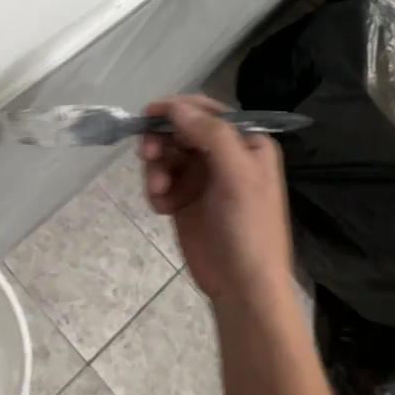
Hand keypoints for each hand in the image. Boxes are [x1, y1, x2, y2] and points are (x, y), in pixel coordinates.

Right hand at [140, 95, 295, 309]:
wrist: (242, 286)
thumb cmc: (249, 228)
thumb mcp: (237, 177)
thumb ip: (210, 136)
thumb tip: (176, 108)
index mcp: (247, 144)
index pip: (208, 112)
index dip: (178, 109)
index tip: (149, 114)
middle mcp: (224, 156)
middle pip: (181, 131)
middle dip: (161, 141)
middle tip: (146, 154)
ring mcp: (203, 179)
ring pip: (167, 155)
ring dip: (156, 168)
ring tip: (157, 191)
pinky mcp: (185, 200)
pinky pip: (161, 181)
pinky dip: (157, 191)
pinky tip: (162, 209)